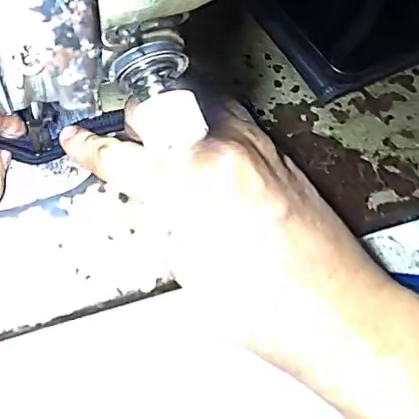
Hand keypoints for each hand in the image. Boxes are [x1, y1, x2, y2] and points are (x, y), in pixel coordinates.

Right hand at [59, 96, 394, 377]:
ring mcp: (251, 144)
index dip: (88, 148)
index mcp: (189, 185)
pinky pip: (225, 115)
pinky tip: (202, 149)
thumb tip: (150, 198)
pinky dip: (203, 124)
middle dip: (131, 129)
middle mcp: (219, 151)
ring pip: (189, 103)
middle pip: (154, 112)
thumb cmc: (270, 312)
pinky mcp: (273, 149)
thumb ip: (161, 219)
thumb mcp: (187, 271)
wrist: (342, 315)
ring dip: (167, 122)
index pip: (121, 156)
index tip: (76, 140)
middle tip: (125, 151)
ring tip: (163, 150)